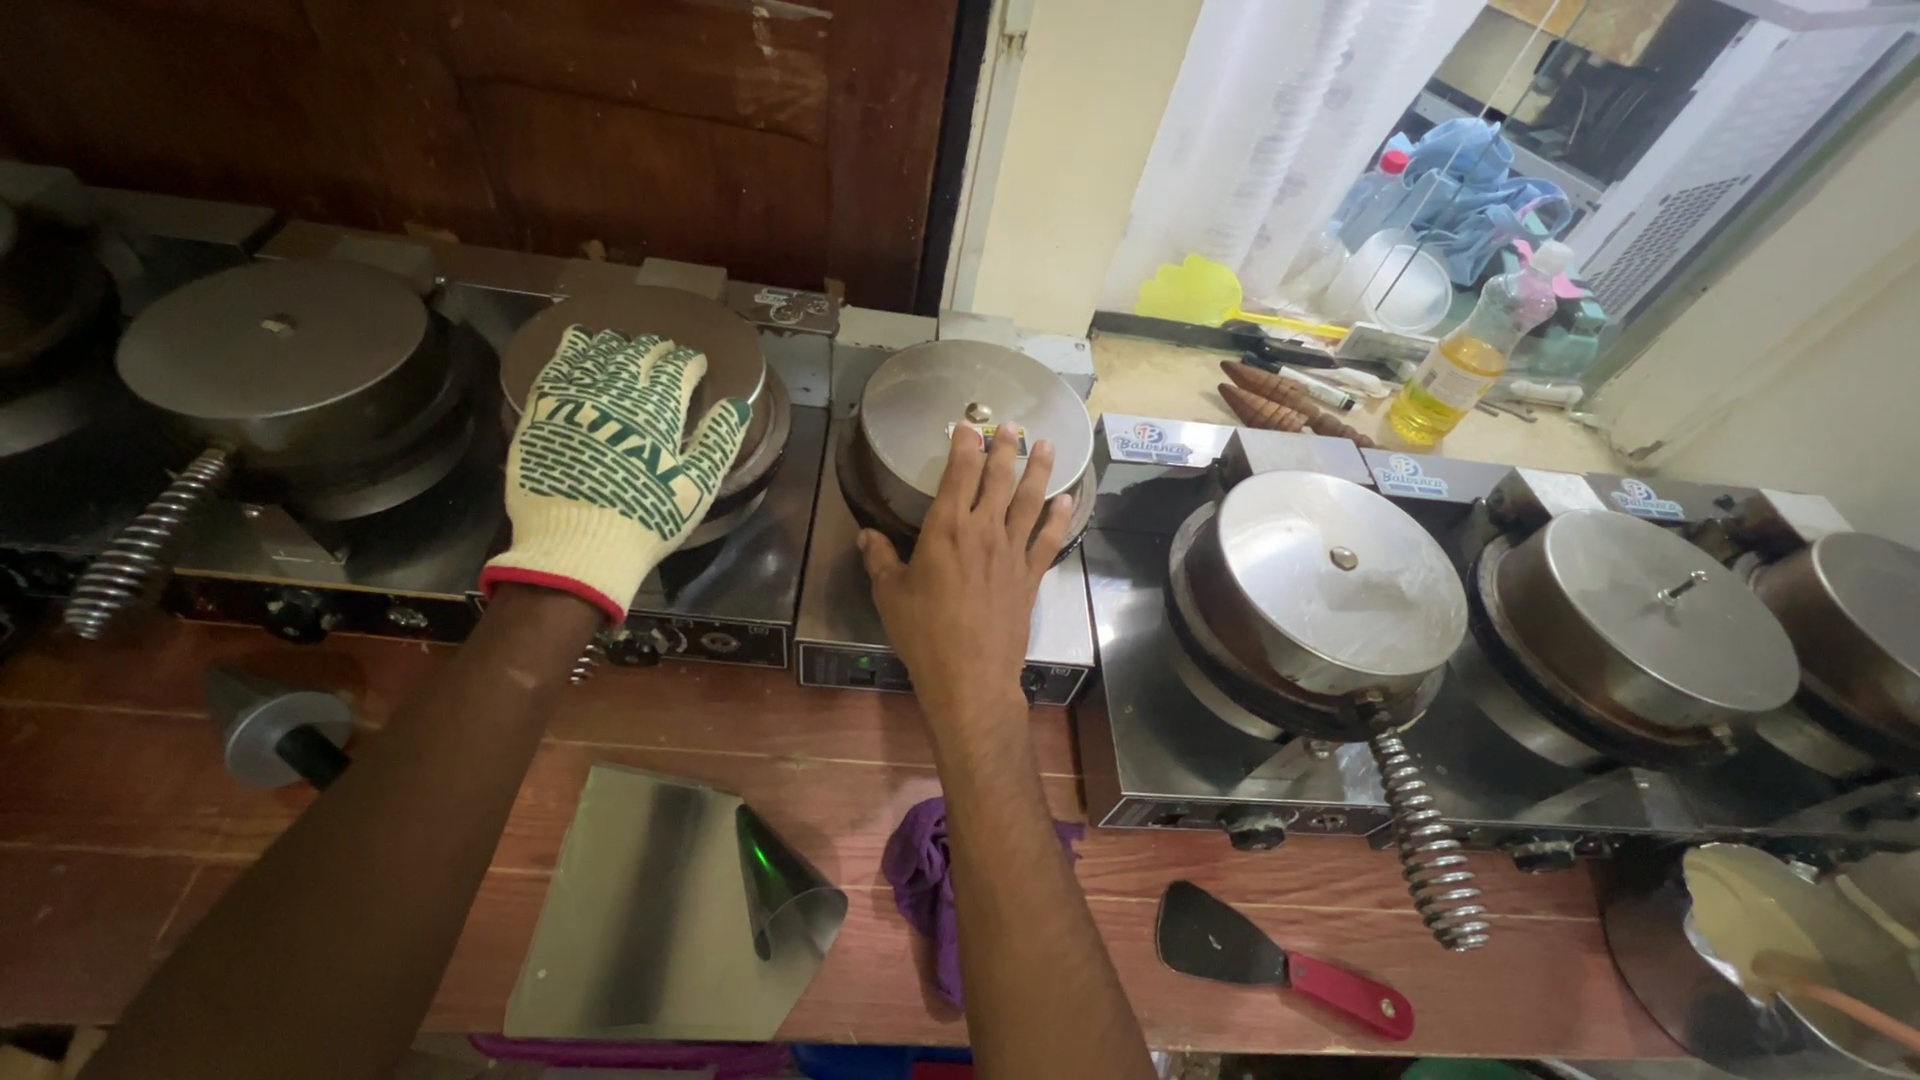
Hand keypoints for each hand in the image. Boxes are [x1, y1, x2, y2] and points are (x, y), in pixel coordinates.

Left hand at [480, 327, 750, 623]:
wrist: (578, 546)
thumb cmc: (645, 520)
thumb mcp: (697, 487)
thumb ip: (718, 441)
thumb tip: (738, 404)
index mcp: (659, 413)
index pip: (676, 371)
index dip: (687, 362)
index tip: (694, 361)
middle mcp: (616, 396)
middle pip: (636, 357)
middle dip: (653, 348)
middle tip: (661, 347)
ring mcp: (575, 402)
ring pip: (595, 356)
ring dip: (612, 344)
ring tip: (620, 341)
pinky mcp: (541, 414)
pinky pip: (556, 371)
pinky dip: (569, 353)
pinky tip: (575, 346)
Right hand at [859, 422, 1073, 727]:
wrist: (970, 674)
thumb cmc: (924, 632)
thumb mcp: (890, 594)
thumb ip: (879, 558)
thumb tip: (866, 535)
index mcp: (946, 528)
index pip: (959, 473)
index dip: (964, 445)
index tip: (967, 426)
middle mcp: (984, 530)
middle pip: (999, 479)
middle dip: (1005, 448)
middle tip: (1012, 426)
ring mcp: (1012, 552)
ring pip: (1030, 500)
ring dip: (1039, 470)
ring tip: (1047, 444)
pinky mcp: (1030, 576)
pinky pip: (1049, 539)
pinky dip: (1059, 517)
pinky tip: (1067, 500)